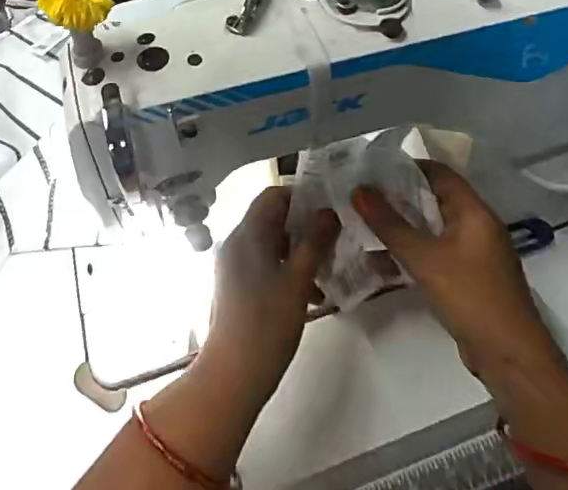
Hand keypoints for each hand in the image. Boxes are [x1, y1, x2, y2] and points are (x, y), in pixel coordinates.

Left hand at [202, 186, 338, 401]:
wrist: (233, 372)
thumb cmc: (267, 323)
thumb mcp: (298, 281)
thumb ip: (314, 243)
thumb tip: (328, 211)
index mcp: (246, 233)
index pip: (272, 195)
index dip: (300, 196)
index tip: (329, 207)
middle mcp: (235, 241)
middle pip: (270, 217)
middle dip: (303, 224)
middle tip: (335, 236)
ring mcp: (232, 263)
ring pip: (269, 241)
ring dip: (297, 248)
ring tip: (327, 266)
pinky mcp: (235, 283)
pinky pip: (263, 261)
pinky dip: (286, 266)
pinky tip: (310, 291)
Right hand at [352, 160, 557, 370]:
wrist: (511, 359)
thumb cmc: (470, 297)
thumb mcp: (423, 258)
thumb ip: (389, 223)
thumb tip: (358, 190)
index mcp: (474, 211)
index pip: (438, 171)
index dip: (405, 166)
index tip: (371, 169)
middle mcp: (478, 224)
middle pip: (435, 196)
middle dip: (399, 193)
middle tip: (362, 194)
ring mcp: (477, 251)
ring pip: (435, 223)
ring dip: (405, 220)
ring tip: (367, 219)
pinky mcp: (471, 274)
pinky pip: (438, 246)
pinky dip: (415, 244)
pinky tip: (387, 251)